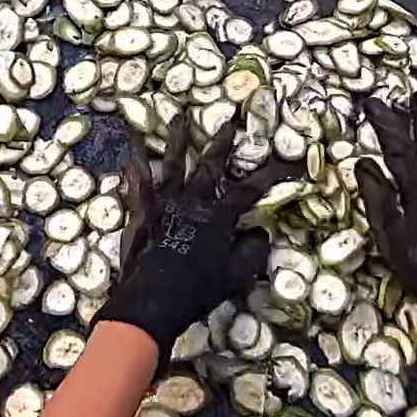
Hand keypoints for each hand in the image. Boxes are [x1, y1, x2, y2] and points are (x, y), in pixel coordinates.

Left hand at [98, 115, 298, 366]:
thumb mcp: (236, 276)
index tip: (284, 165)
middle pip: (209, 165)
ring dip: (177, 139)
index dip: (268, 176)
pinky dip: (135, 164)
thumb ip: (252, 251)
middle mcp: (191, 201)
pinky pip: (137, 181)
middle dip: (221, 143)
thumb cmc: (197, 290)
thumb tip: (260, 232)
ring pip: (172, 162)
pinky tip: (131, 148)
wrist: (152, 298)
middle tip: (229, 124)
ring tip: (178, 117)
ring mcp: (163, 201)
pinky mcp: (142, 209)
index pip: (248, 190)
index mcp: (217, 217)